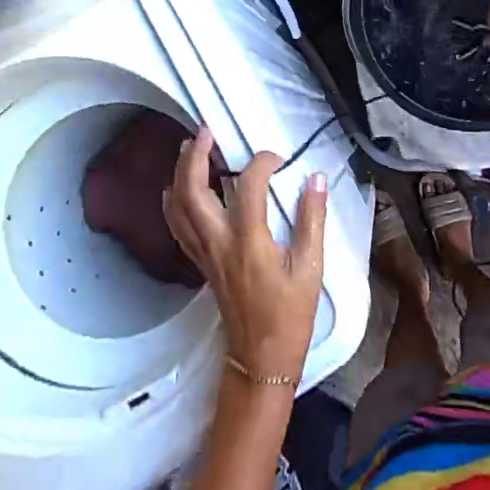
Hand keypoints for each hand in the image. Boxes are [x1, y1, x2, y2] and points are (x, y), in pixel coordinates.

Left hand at [165, 128, 326, 382]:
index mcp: (249, 242)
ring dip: (180, 172)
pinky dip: (173, 200)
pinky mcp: (199, 262)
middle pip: (192, 190)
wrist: (260, 358)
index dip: (262, 163)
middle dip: (195, 155)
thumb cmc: (290, 316)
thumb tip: (315, 179)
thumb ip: (312, 220)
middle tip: (207, 131)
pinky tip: (177, 188)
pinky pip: (177, 225)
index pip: (249, 186)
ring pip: (178, 206)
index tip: (278, 157)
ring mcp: (203, 253)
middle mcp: (218, 242)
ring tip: (190, 148)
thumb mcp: (311, 269)